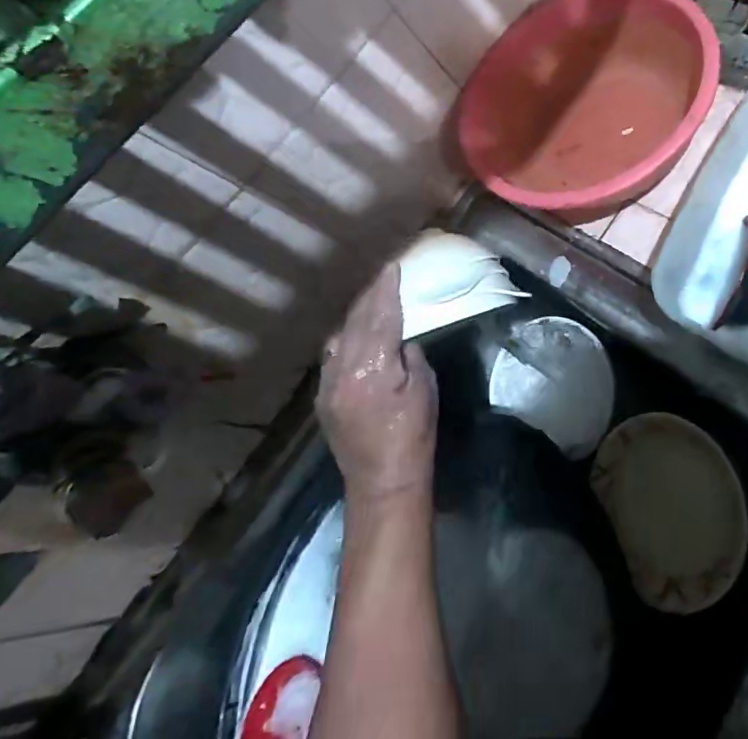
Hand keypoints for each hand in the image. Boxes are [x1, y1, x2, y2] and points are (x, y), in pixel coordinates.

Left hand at [317, 265, 437, 504]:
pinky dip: (345, 340)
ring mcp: (328, 383)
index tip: (393, 267)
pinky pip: (332, 357)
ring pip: (341, 337)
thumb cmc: (414, 434)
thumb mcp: (424, 389)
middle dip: (371, 296)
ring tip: (370, 300)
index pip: (382, 315)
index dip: (388, 289)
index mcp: (373, 365)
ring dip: (356, 316)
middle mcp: (344, 368)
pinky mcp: (323, 398)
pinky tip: (353, 334)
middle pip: (358, 320)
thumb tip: (400, 339)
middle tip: (383, 276)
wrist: (383, 480)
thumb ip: (410, 356)